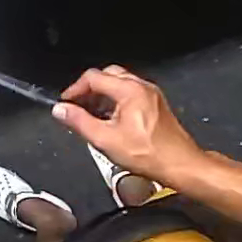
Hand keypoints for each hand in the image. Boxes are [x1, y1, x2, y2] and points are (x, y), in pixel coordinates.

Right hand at [53, 65, 210, 187]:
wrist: (180, 165)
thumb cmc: (151, 154)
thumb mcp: (105, 139)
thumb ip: (78, 121)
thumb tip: (61, 110)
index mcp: (129, 91)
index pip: (93, 77)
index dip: (74, 89)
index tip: (66, 103)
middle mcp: (142, 87)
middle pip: (107, 75)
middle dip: (88, 89)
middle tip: (76, 105)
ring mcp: (150, 95)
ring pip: (119, 83)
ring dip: (101, 94)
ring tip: (90, 114)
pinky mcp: (155, 105)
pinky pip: (130, 93)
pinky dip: (114, 100)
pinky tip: (108, 119)